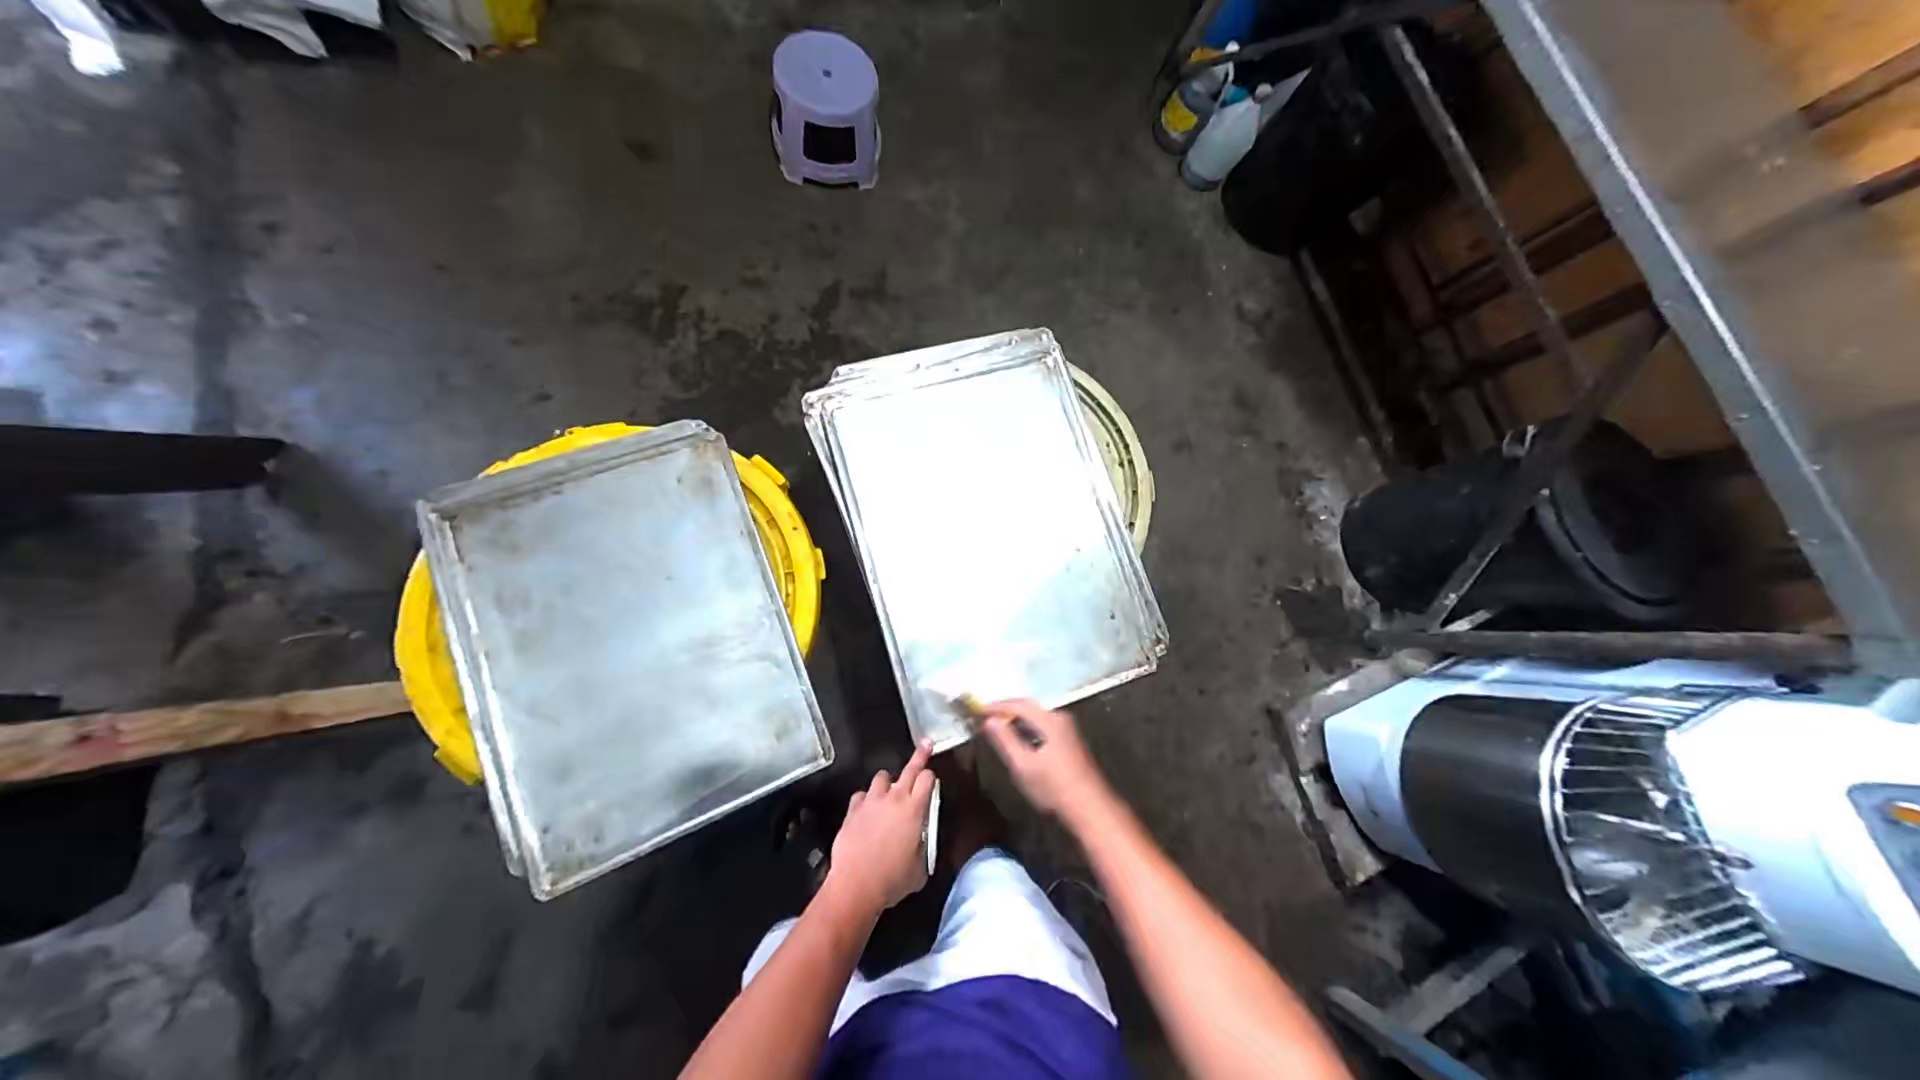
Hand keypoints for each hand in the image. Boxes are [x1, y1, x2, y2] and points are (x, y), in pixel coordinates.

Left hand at [825, 742, 936, 917]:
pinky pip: (861, 796)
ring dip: (888, 782)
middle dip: (920, 755)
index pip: (927, 778)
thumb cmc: (893, 879)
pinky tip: (867, 812)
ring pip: (882, 777)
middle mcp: (893, 798)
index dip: (931, 776)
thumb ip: (923, 847)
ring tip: (889, 793)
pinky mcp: (852, 810)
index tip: (932, 777)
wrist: (856, 885)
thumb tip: (920, 842)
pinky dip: (866, 800)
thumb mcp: (920, 867)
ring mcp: (871, 802)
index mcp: (914, 809)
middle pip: (910, 768)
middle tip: (925, 744)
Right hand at [977, 700, 1111, 819]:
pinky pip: (1041, 724)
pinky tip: (1017, 738)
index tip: (977, 711)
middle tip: (985, 717)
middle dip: (1005, 710)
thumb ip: (1005, 740)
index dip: (995, 706)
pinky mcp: (1069, 740)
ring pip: (1035, 716)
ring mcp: (1067, 729)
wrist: (1089, 807)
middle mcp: (1060, 718)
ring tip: (997, 727)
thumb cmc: (1054, 788)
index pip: (1018, 704)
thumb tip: (990, 721)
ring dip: (1015, 719)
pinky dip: (1026, 727)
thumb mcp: (1023, 765)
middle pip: (1028, 707)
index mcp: (1050, 720)